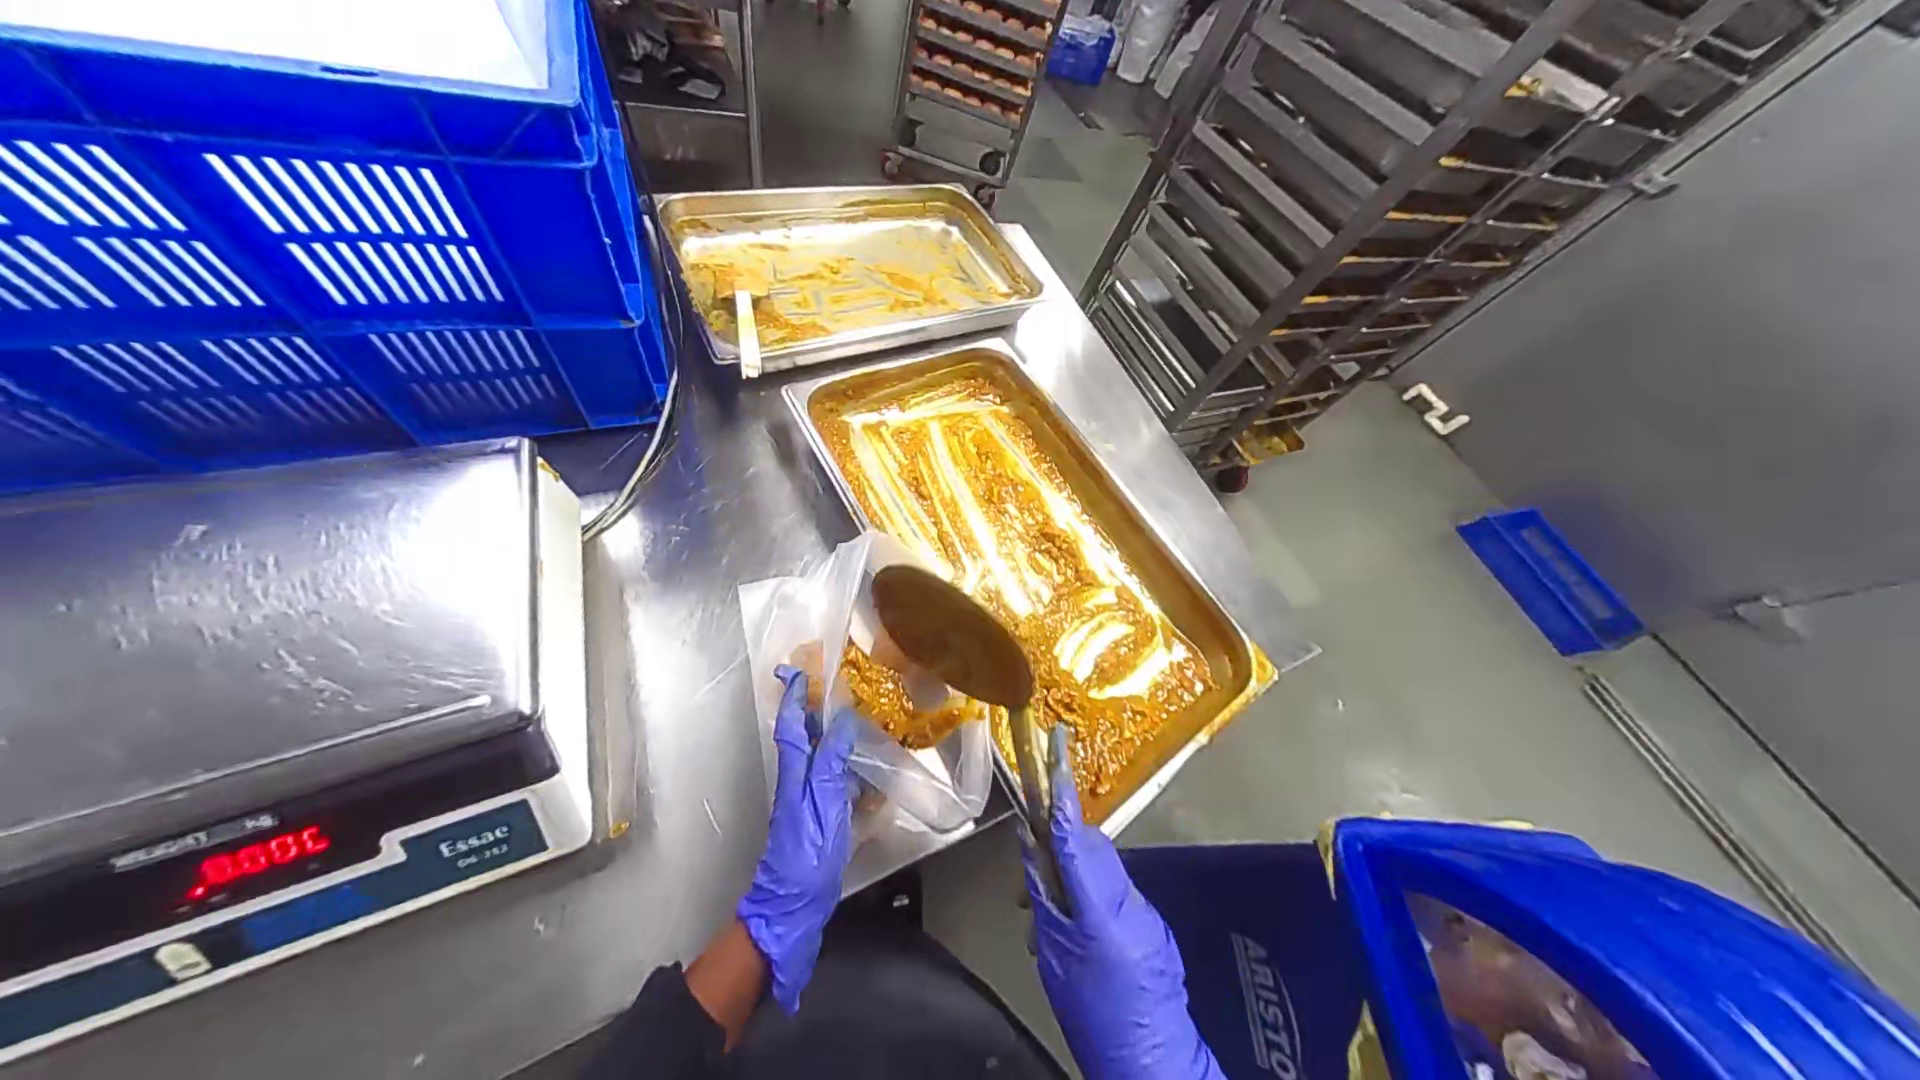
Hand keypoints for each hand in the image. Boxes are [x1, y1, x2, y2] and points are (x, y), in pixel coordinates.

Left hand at [737, 665, 859, 1012]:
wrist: (793, 907)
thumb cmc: (806, 855)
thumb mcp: (821, 805)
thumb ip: (830, 763)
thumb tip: (841, 723)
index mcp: (795, 775)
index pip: (790, 727)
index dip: (792, 698)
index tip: (796, 670)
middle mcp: (799, 782)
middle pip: (804, 737)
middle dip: (813, 709)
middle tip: (834, 686)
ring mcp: (810, 801)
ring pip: (822, 757)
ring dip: (834, 735)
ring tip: (860, 718)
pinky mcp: (822, 817)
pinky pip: (837, 782)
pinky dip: (851, 769)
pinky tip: (870, 770)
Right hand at [1024, 755, 1224, 1079]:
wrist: (1152, 1063)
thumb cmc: (1092, 1014)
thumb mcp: (1054, 954)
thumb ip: (1044, 896)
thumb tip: (1031, 846)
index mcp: (1103, 910)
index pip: (1077, 840)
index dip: (1063, 798)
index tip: (1056, 757)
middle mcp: (1132, 901)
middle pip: (1092, 848)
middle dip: (1061, 845)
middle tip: (1031, 872)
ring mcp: (1147, 912)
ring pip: (1102, 868)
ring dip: (1074, 875)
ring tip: (1045, 913)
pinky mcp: (1152, 924)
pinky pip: (1115, 891)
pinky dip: (1090, 896)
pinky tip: (1074, 926)